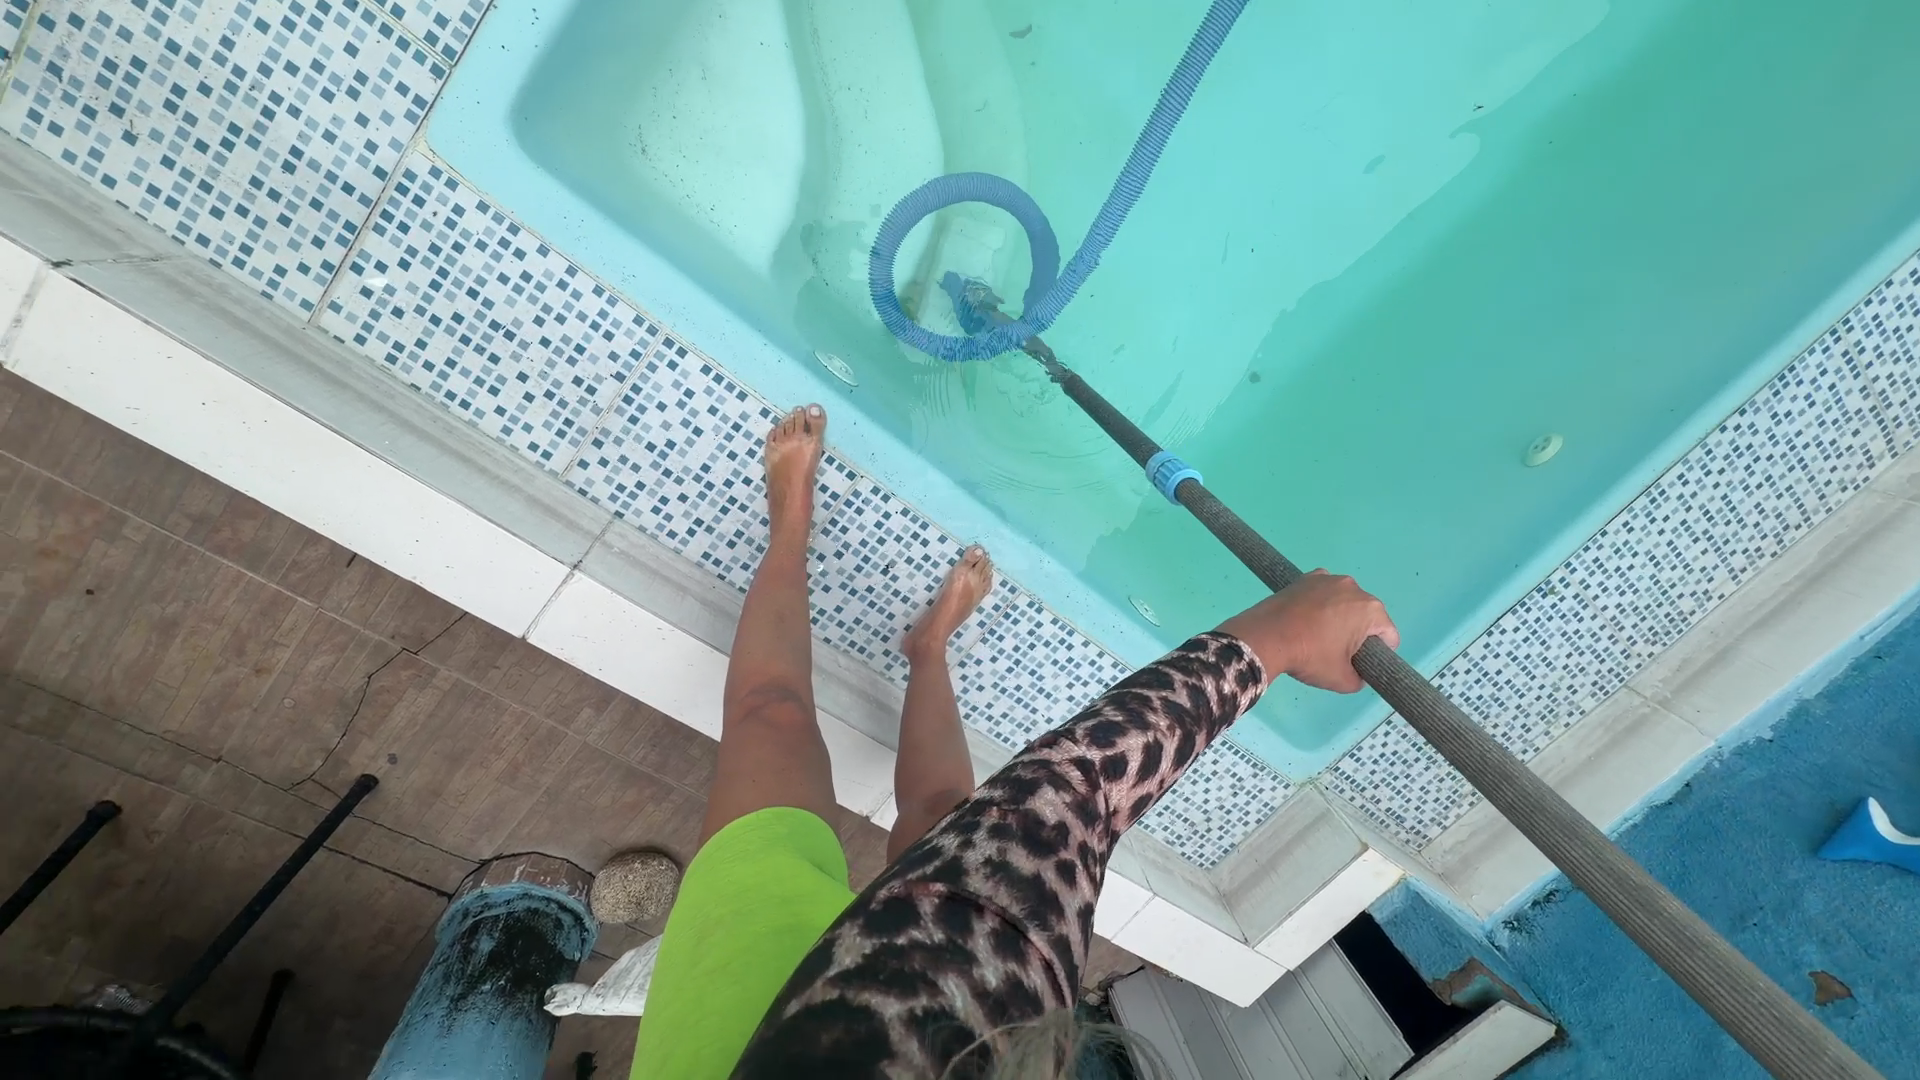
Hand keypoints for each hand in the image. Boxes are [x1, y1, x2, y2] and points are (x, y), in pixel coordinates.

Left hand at [1216, 570, 1399, 691]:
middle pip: (1366, 615)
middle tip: (1336, 651)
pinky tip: (1304, 619)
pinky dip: (1318, 603)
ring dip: (1337, 616)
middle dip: (1357, 633)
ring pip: (1343, 602)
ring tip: (1316, 635)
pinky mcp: (1303, 577)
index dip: (1379, 653)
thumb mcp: (1343, 680)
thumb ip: (1361, 678)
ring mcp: (1326, 578)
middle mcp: (1353, 587)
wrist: (1263, 637)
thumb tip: (1357, 673)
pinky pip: (1321, 593)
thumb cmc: (1309, 656)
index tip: (1360, 662)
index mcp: (1371, 609)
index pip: (1388, 635)